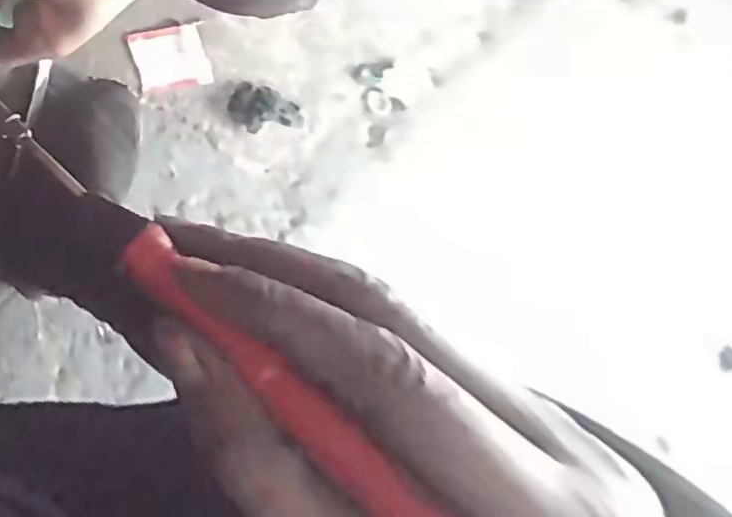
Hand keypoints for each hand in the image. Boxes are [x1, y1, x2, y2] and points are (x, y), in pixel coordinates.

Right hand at [152, 223, 662, 516]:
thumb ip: (254, 456)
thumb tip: (177, 336)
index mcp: (532, 508)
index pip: (380, 367)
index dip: (268, 307)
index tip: (174, 275)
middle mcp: (561, 445)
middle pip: (380, 309)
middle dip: (260, 264)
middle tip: (170, 241)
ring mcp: (552, 419)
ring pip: (386, 305)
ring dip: (278, 268)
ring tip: (200, 253)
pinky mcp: (520, 402)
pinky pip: (394, 325)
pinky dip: (311, 297)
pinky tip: (259, 289)